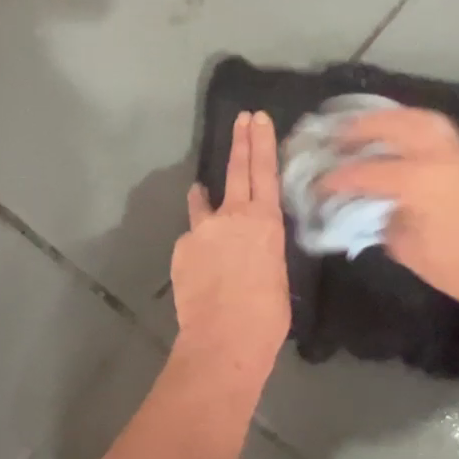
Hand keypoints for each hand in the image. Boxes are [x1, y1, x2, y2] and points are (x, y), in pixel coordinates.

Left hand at [171, 111, 290, 366]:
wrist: (223, 339)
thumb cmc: (266, 314)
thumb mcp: (276, 272)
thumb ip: (262, 246)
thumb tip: (252, 244)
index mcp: (265, 221)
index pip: (265, 172)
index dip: (262, 143)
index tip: (258, 119)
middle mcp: (232, 216)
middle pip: (236, 170)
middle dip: (240, 142)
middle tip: (241, 119)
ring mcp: (202, 230)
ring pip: (204, 203)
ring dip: (206, 194)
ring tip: (201, 189)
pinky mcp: (182, 248)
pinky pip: (193, 239)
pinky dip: (199, 246)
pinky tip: (204, 269)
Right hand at [319, 108, 458, 319]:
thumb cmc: (456, 267)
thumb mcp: (406, 247)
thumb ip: (380, 219)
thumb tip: (363, 205)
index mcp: (417, 181)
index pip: (366, 171)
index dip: (338, 178)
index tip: (319, 184)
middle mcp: (436, 156)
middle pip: (392, 126)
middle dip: (360, 129)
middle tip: (337, 137)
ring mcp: (456, 154)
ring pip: (418, 119)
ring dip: (388, 119)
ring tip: (366, 127)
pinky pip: (436, 128)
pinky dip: (412, 124)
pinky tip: (398, 135)